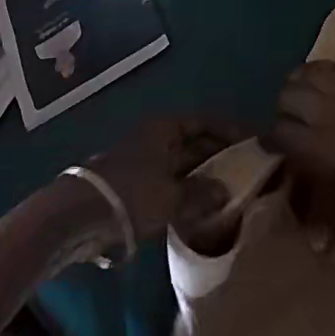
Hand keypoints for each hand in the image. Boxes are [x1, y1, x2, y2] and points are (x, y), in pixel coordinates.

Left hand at [84, 117, 238, 241]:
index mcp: (164, 129)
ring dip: (204, 176)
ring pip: (183, 165)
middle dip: (218, 155)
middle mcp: (156, 139)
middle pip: (193, 142)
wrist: (84, 214)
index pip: (202, 121)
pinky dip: (188, 192)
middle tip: (247, 170)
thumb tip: (225, 191)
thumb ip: (201, 193)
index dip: (227, 129)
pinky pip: (171, 184)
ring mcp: (146, 162)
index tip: (250, 141)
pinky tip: (205, 208)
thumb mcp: (172, 194)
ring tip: (232, 191)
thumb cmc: (133, 193)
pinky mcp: (138, 186)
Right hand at [267, 61, 334, 257]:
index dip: (269, 137)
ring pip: (307, 74)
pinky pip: (333, 67)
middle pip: (286, 95)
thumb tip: (284, 181)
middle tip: (285, 123)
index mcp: (320, 149)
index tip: (270, 145)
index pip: (277, 128)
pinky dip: (320, 73)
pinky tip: (320, 85)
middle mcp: (330, 113)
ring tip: (299, 101)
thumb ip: (305, 193)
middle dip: (280, 109)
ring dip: (297, 87)